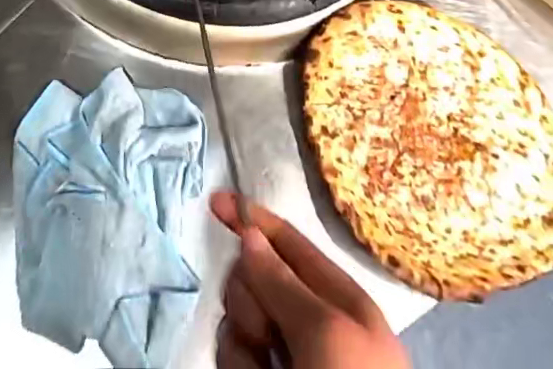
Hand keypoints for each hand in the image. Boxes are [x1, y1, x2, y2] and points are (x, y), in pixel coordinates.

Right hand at [210, 191, 409, 368]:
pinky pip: (232, 359)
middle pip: (253, 279)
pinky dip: (239, 368)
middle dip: (249, 297)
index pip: (287, 242)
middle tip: (268, 335)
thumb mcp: (328, 333)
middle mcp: (307, 322)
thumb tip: (250, 233)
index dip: (252, 218)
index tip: (215, 201)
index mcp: (337, 298)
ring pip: (237, 322)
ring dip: (243, 343)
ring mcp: (284, 358)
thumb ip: (283, 282)